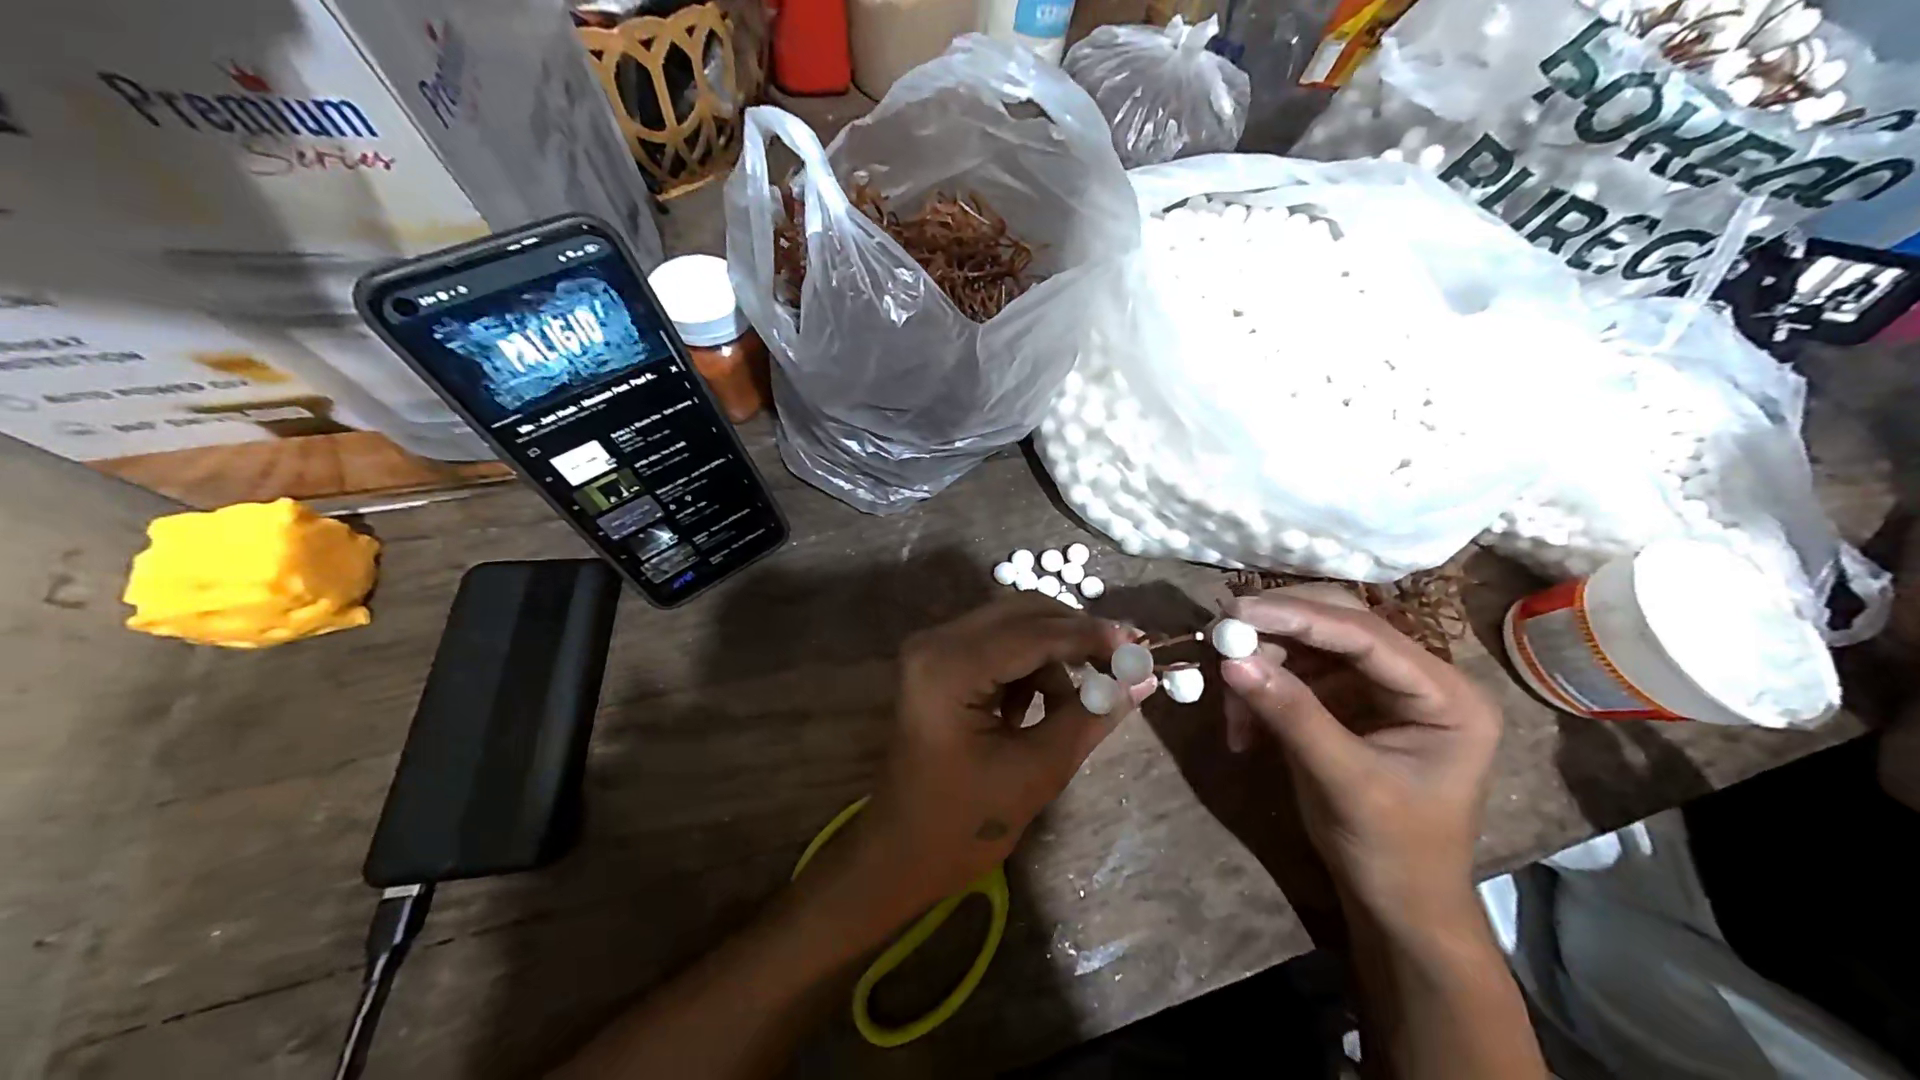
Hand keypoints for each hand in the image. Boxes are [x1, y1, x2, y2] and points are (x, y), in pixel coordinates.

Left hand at [850, 596, 1153, 920]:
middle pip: (1022, 613)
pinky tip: (1033, 710)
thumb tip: (1143, 678)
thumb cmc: (965, 822)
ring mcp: (932, 648)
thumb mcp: (1038, 769)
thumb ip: (1091, 715)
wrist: (904, 849)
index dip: (1090, 637)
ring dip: (1052, 655)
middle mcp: (934, 642)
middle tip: (1122, 661)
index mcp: (948, 668)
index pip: (1034, 633)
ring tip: (1075, 703)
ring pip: (1012, 624)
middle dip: (1075, 635)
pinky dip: (1028, 666)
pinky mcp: (938, 661)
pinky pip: (997, 644)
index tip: (1140, 648)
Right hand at [1216, 586, 1501, 928]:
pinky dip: (1261, 690)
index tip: (1236, 613)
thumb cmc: (1391, 850)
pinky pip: (1293, 673)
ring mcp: (1377, 687)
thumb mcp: (1344, 781)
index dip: (1299, 617)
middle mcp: (1415, 678)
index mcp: (1446, 695)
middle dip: (1276, 632)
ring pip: (1307, 645)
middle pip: (1336, 625)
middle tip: (1221, 637)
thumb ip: (1292, 714)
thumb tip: (1231, 660)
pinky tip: (1241, 726)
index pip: (1366, 635)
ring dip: (1261, 666)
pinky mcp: (1344, 701)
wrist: (1396, 902)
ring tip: (1231, 709)